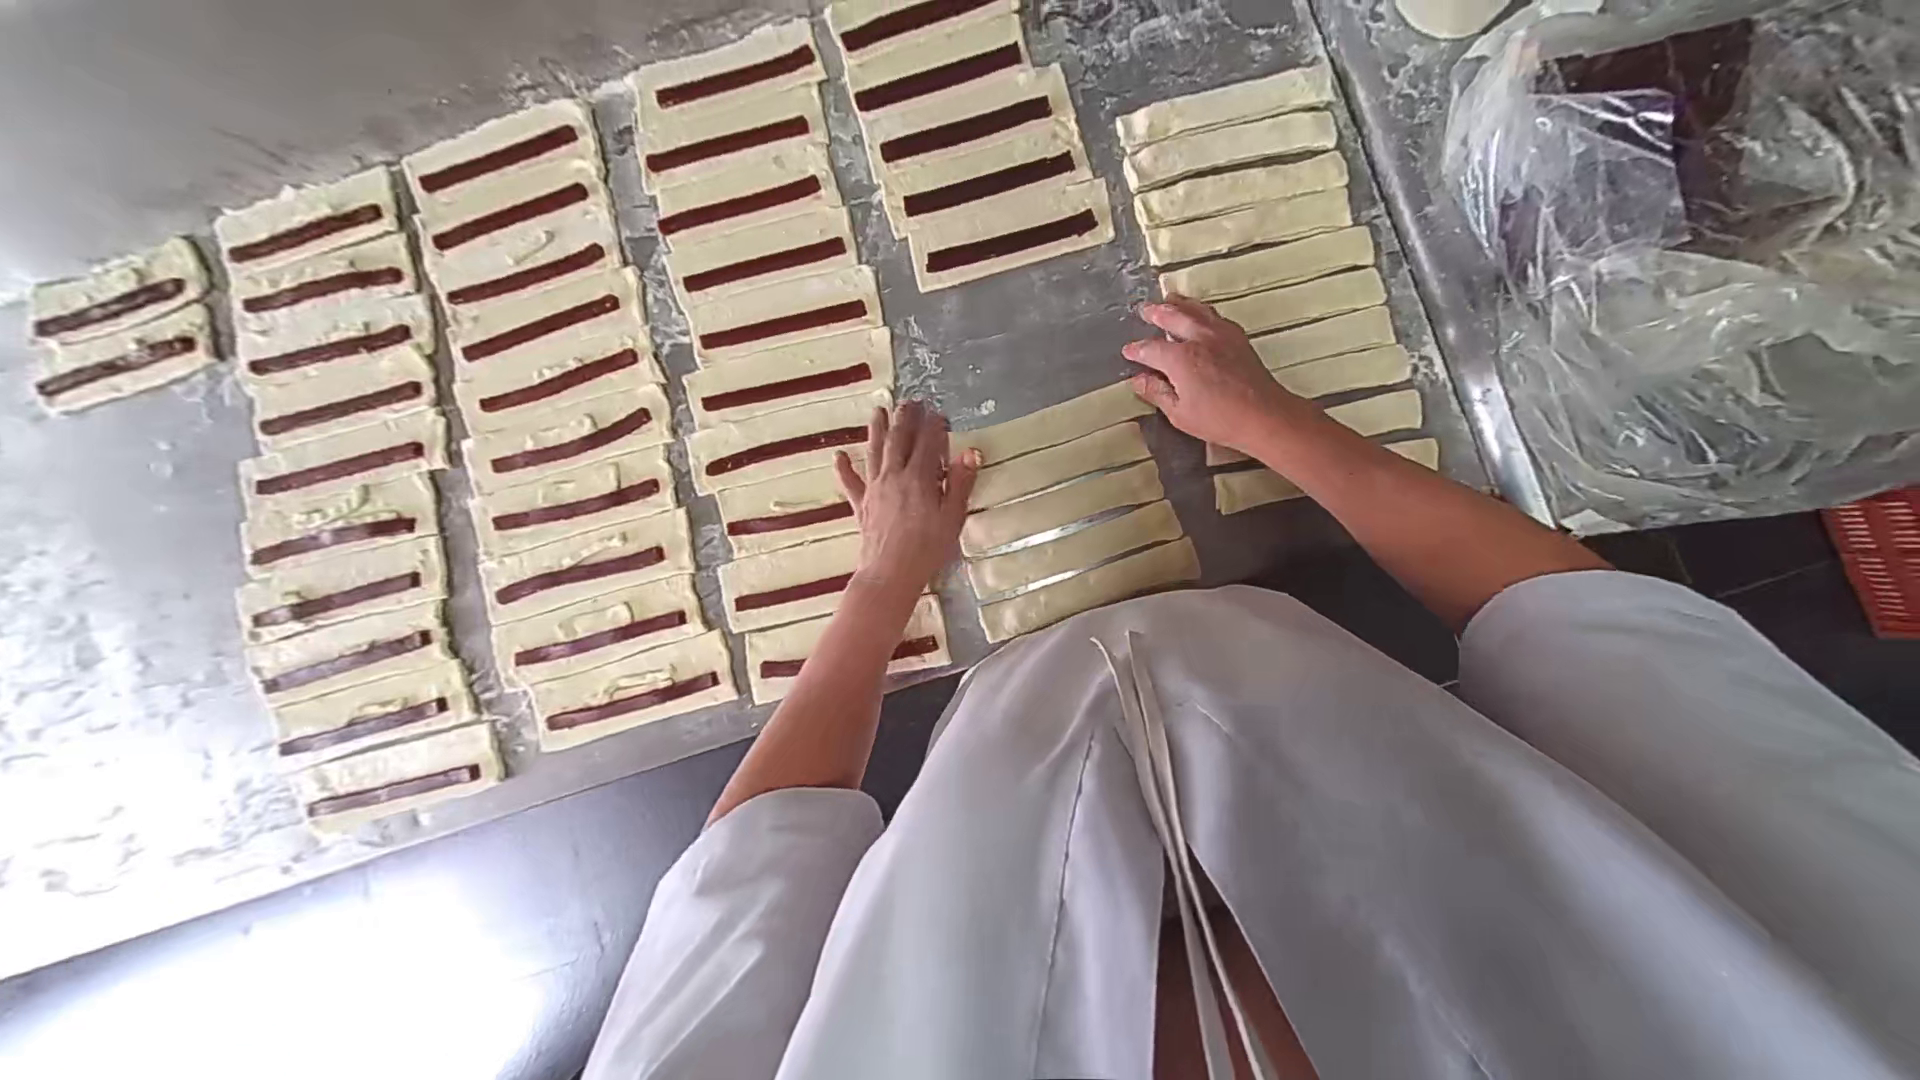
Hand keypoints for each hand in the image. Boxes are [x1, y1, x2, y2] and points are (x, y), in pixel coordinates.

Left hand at [834, 401, 979, 598]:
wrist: (890, 573)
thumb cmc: (926, 549)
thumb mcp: (952, 517)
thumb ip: (960, 483)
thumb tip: (970, 453)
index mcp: (918, 478)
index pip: (928, 442)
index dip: (935, 426)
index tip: (939, 414)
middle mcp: (894, 476)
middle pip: (899, 439)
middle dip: (906, 418)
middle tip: (910, 402)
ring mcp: (874, 489)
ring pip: (874, 451)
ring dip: (877, 429)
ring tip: (878, 410)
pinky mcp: (861, 505)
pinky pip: (851, 482)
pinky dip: (843, 468)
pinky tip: (838, 455)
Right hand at [1123, 294, 1319, 453]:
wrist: (1263, 415)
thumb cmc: (1219, 419)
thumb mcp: (1179, 413)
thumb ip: (1157, 392)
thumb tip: (1139, 381)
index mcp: (1180, 359)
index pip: (1150, 349)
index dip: (1136, 350)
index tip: (1128, 351)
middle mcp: (1200, 339)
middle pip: (1173, 317)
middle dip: (1156, 313)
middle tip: (1145, 309)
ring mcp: (1221, 335)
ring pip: (1196, 310)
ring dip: (1180, 304)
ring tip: (1170, 299)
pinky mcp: (1238, 338)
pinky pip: (1215, 315)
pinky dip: (1201, 310)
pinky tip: (1200, 313)